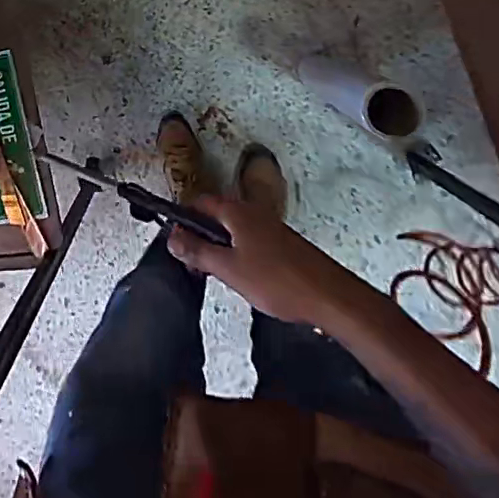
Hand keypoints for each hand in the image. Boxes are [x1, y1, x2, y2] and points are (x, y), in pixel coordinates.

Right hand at [167, 195, 370, 326]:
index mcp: (237, 212)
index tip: (174, 240)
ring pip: (232, 230)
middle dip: (199, 235)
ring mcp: (268, 227)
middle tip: (190, 262)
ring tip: (212, 273)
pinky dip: (236, 253)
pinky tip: (239, 278)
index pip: (200, 202)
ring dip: (218, 246)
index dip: (183, 218)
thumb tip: (172, 237)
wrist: (326, 295)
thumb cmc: (277, 280)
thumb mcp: (228, 268)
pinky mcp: (280, 244)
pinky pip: (248, 241)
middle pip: (216, 215)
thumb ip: (198, 251)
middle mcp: (253, 212)